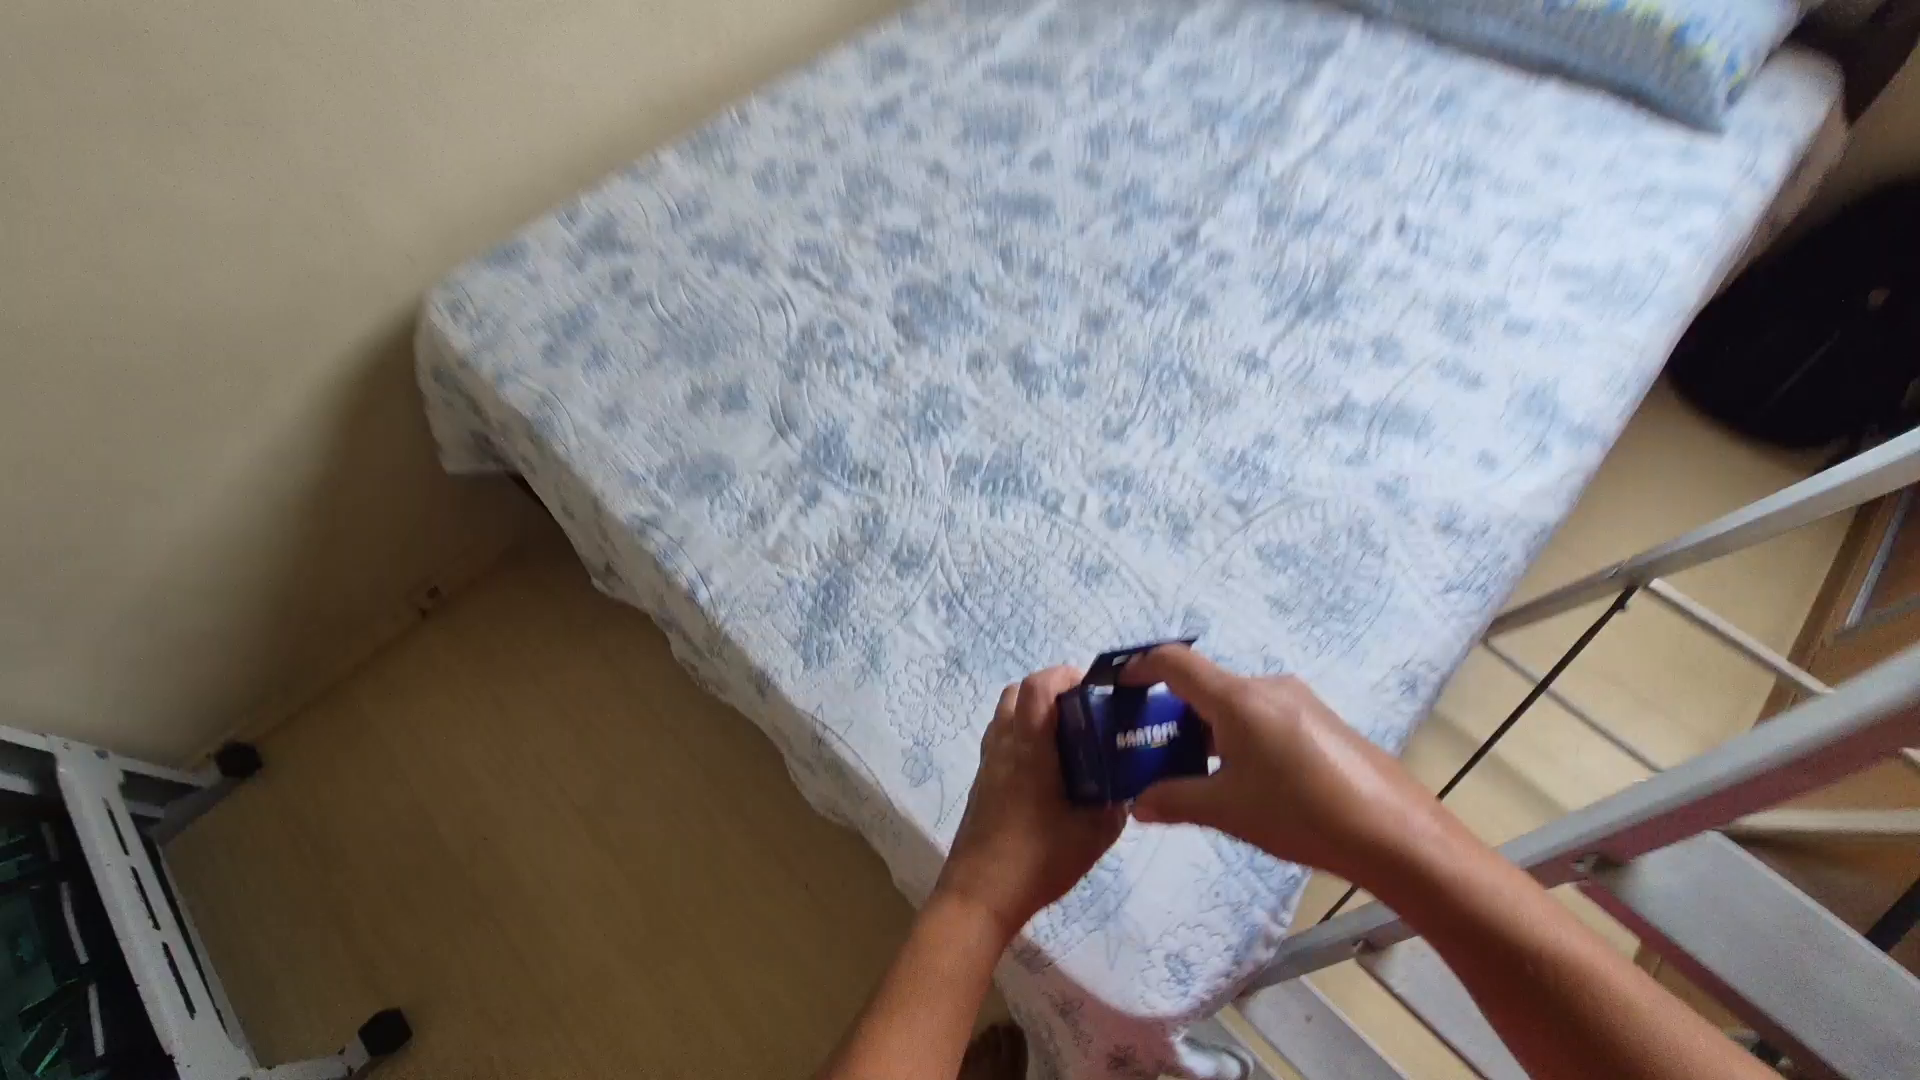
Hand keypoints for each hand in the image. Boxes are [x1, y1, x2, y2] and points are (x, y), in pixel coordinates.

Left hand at [933, 667, 1126, 939]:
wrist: (980, 894)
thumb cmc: (1038, 860)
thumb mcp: (1094, 834)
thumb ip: (1115, 802)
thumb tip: (1127, 784)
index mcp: (1030, 747)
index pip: (1038, 687)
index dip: (1063, 675)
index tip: (1093, 686)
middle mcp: (1004, 744)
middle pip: (1018, 692)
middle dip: (1051, 689)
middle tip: (1083, 709)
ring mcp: (988, 762)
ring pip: (1006, 713)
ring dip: (1034, 710)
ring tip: (1068, 736)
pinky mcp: (983, 780)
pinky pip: (1001, 737)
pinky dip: (1023, 733)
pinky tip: (1047, 765)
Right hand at [1120, 646, 1454, 884]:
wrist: (1395, 834)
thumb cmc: (1299, 813)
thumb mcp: (1227, 810)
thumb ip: (1175, 800)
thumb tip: (1138, 804)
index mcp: (1237, 698)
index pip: (1175, 663)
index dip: (1140, 666)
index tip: (1119, 685)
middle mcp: (1266, 686)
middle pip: (1206, 685)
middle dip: (1174, 712)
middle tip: (1156, 751)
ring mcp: (1299, 701)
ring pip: (1236, 702)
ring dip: (1208, 727)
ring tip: (1201, 772)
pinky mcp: (1322, 720)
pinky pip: (1264, 715)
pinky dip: (1240, 734)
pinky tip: (1250, 778)